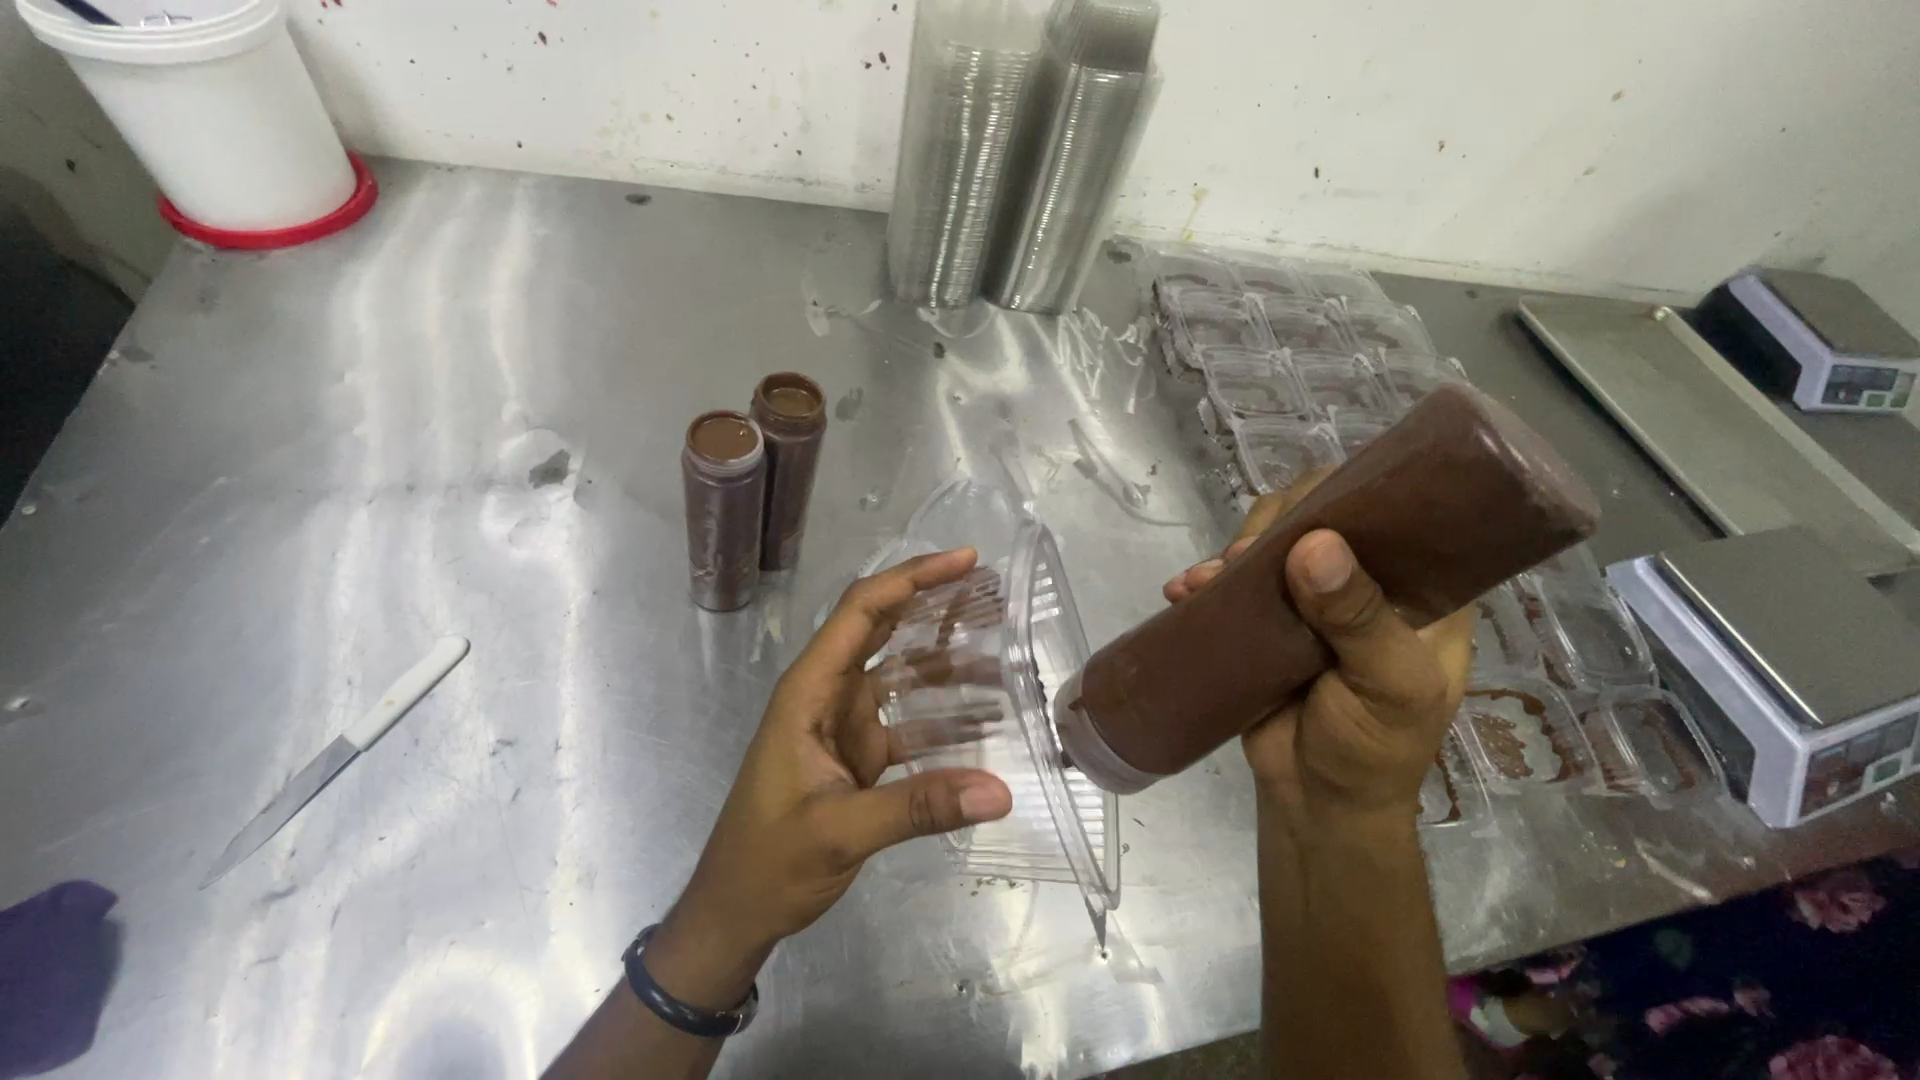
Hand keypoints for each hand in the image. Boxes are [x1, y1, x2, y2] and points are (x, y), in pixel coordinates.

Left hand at [645, 550, 1015, 1007]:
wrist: (735, 911)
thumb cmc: (769, 861)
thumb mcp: (840, 831)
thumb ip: (917, 807)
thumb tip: (999, 792)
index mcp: (809, 691)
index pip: (861, 613)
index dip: (911, 578)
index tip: (965, 561)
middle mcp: (827, 695)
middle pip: (884, 630)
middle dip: (935, 605)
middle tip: (994, 592)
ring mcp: (844, 726)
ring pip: (902, 676)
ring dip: (948, 663)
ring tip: (1005, 648)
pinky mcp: (859, 757)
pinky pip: (910, 723)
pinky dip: (946, 717)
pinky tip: (988, 719)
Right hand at [1163, 474, 1474, 821]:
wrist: (1315, 804)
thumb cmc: (1373, 750)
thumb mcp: (1387, 687)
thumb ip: (1359, 618)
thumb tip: (1315, 543)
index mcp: (1421, 589)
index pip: (1389, 513)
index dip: (1344, 498)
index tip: (1299, 516)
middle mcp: (1367, 583)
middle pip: (1318, 516)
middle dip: (1272, 527)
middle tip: (1241, 559)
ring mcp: (1312, 601)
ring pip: (1271, 543)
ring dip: (1231, 552)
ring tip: (1205, 581)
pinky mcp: (1267, 622)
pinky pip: (1236, 583)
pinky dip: (1206, 581)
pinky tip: (1182, 592)